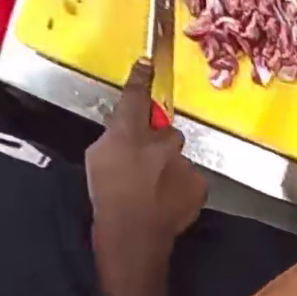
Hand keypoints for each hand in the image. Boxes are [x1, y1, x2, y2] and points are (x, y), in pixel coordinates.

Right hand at [88, 60, 205, 283]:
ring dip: (172, 171)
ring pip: (180, 161)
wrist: (135, 231)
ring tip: (158, 192)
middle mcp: (160, 143)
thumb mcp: (97, 157)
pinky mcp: (199, 185)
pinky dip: (184, 189)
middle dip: (162, 145)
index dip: (141, 80)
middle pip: (168, 134)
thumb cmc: (108, 195)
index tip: (148, 64)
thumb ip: (115, 138)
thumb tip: (125, 134)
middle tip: (149, 165)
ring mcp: (183, 164)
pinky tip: (170, 202)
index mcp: (128, 132)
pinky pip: (192, 181)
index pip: (136, 97)